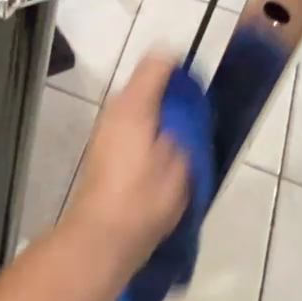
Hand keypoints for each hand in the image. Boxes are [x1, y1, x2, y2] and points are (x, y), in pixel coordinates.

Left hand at [60, 55, 189, 275]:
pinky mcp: (103, 148)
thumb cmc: (144, 200)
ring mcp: (105, 129)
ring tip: (184, 143)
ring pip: (139, 107)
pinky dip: (149, 133)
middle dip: (173, 97)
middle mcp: (115, 110)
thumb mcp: (180, 165)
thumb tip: (187, 111)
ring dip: (161, 117)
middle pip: (146, 85)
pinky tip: (163, 160)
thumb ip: (186, 129)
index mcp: (134, 106)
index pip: (157, 64)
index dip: (181, 69)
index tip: (200, 88)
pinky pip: (132, 126)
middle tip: (197, 121)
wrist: (101, 236)